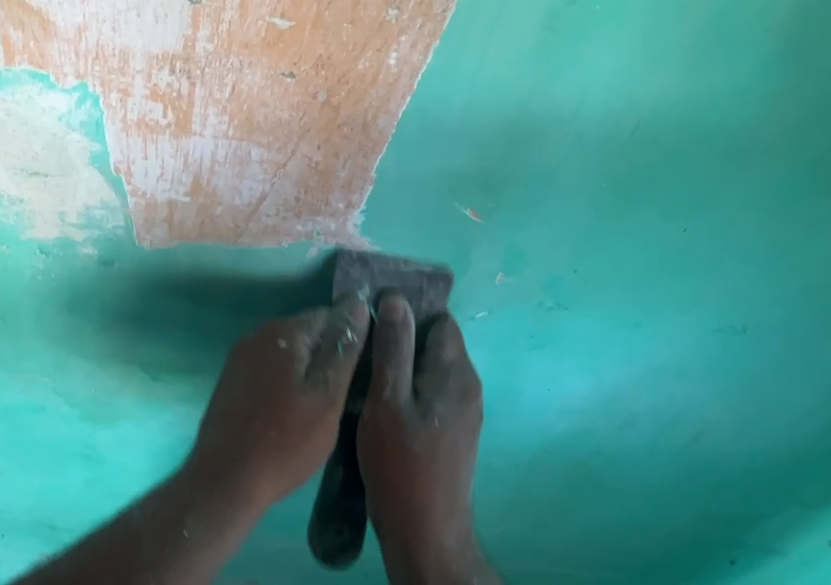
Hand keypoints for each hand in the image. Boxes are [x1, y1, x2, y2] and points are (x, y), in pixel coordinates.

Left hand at [185, 296, 370, 509]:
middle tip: (341, 397)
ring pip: (288, 352)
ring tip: (318, 408)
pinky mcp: (232, 378)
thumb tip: (357, 303)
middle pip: (307, 332)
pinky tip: (290, 412)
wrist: (227, 478)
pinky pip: (269, 368)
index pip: (330, 316)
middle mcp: (259, 333)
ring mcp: (241, 355)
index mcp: (285, 330)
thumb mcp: (327, 397)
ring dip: (305, 371)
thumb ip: (343, 349)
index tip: (359, 373)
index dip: (350, 341)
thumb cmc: (286, 441)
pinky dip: (284, 382)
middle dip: (326, 356)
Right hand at [358, 293, 495, 583]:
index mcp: (455, 371)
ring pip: (431, 368)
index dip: (405, 312)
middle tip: (362, 349)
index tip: (371, 319)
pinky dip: (409, 388)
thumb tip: (395, 298)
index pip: (437, 319)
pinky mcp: (456, 430)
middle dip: (401, 339)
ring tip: (366, 375)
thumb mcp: (387, 399)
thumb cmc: (401, 463)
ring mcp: (465, 410)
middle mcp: (467, 385)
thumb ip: (393, 347)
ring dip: (402, 365)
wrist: (425, 531)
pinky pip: (432, 391)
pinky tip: (382, 403)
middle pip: (435, 342)